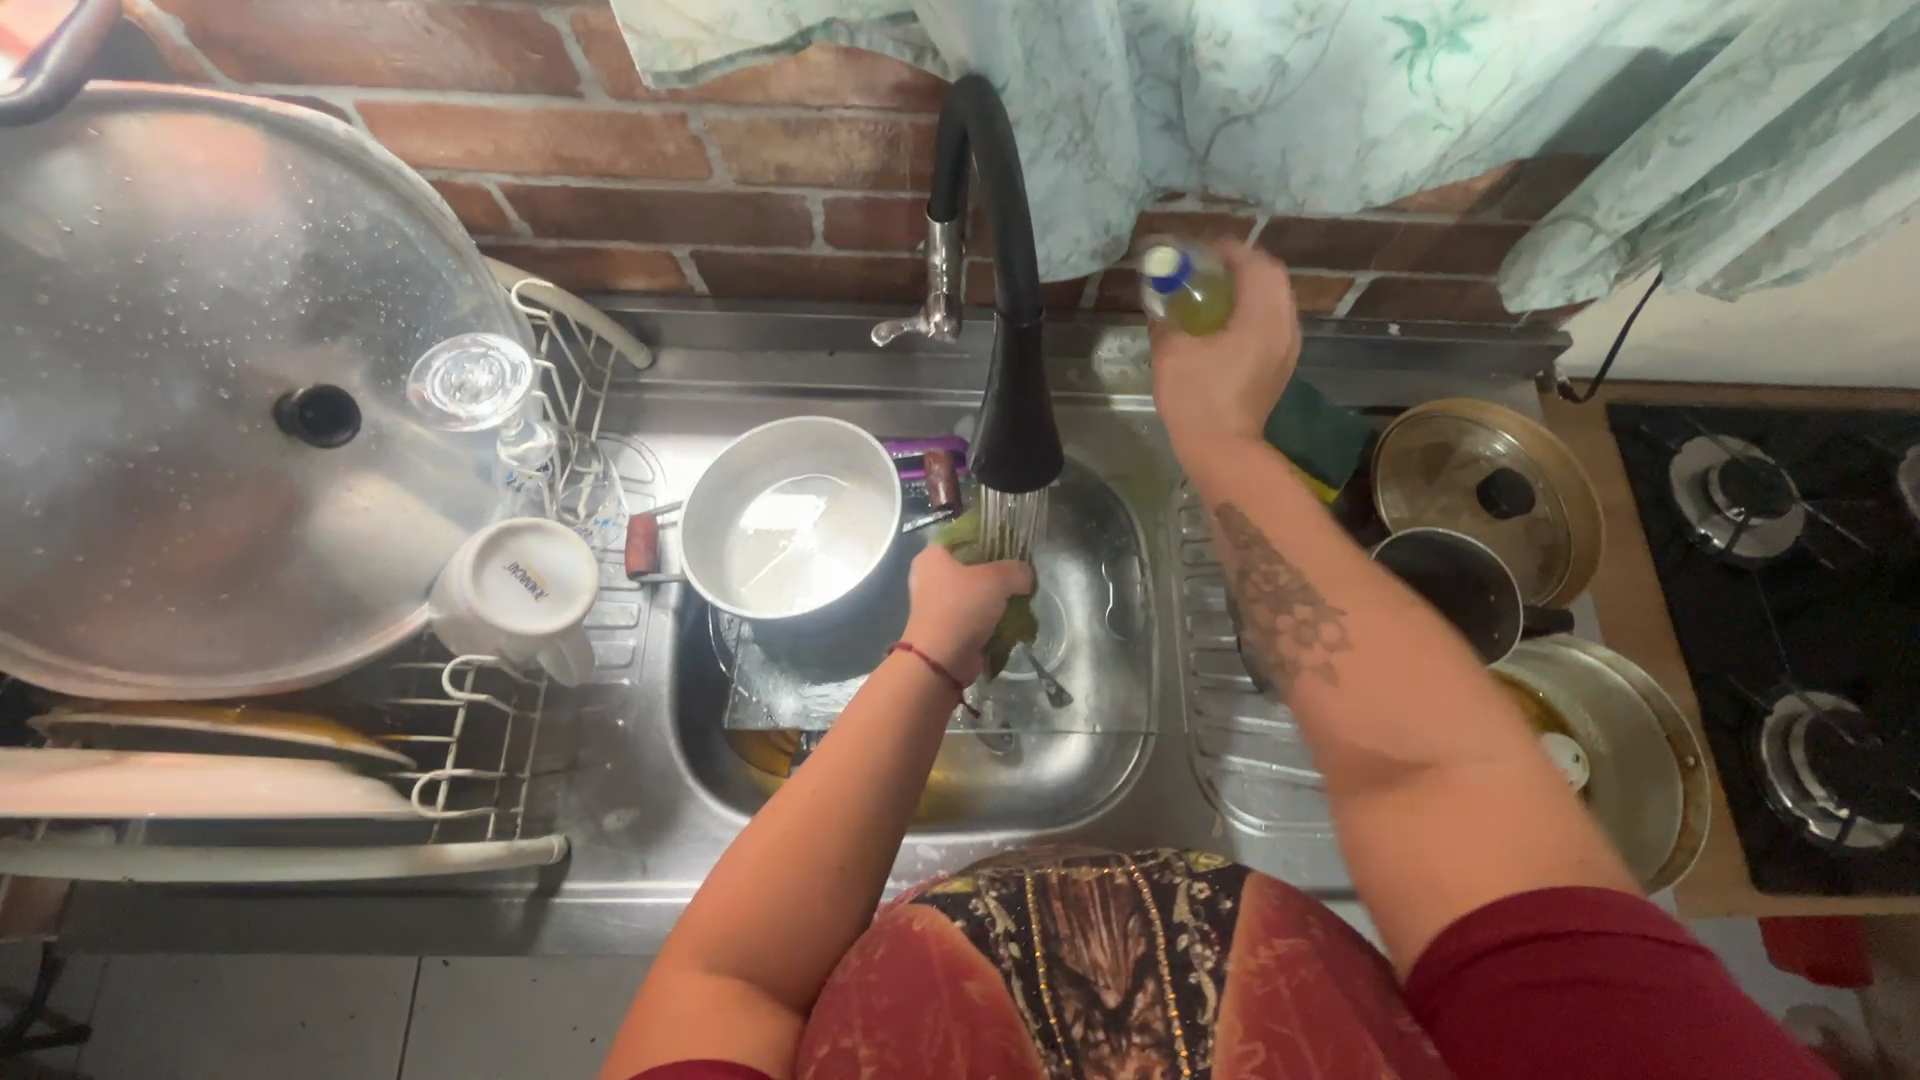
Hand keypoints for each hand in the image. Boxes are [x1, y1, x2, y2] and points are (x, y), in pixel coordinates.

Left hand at [899, 545, 1033, 685]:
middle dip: (997, 573)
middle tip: (1020, 576)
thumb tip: (1027, 576)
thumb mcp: (996, 579)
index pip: (964, 536)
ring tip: (1020, 598)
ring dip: (996, 598)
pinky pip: (974, 615)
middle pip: (972, 566)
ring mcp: (937, 603)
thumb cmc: (962, 607)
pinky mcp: (946, 627)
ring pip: (975, 592)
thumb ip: (1016, 570)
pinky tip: (1011, 620)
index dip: (990, 538)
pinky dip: (990, 619)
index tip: (1013, 547)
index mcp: (933, 555)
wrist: (942, 659)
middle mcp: (930, 576)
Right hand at [1149, 241, 1301, 454]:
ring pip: (1277, 300)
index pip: (1255, 264)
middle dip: (1243, 266)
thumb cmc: (1196, 399)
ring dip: (1251, 289)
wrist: (1222, 449)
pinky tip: (1227, 323)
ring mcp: (1288, 347)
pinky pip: (1274, 322)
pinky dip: (1254, 311)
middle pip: (1272, 277)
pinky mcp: (1282, 365)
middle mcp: (1284, 326)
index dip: (1229, 251)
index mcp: (1261, 317)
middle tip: (1211, 268)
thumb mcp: (1171, 354)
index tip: (1204, 250)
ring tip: (1218, 292)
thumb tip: (1159, 304)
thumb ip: (1165, 320)